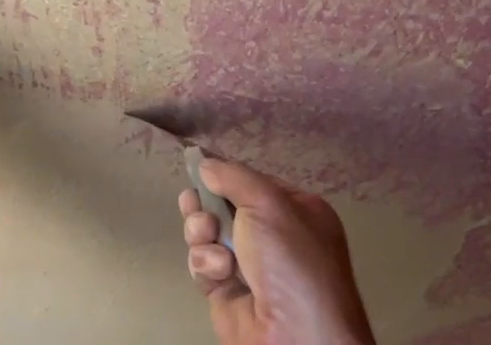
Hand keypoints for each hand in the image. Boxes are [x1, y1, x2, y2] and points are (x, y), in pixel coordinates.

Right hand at [180, 158, 375, 344]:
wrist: (296, 339)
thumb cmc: (290, 261)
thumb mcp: (268, 203)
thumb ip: (233, 176)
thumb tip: (205, 164)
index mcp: (296, 213)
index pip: (252, 184)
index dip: (226, 176)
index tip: (200, 169)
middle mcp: (273, 238)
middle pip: (223, 206)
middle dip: (205, 203)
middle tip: (194, 203)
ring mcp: (249, 266)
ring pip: (207, 233)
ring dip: (201, 232)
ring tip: (209, 237)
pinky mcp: (226, 292)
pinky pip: (203, 264)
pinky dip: (206, 263)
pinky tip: (219, 271)